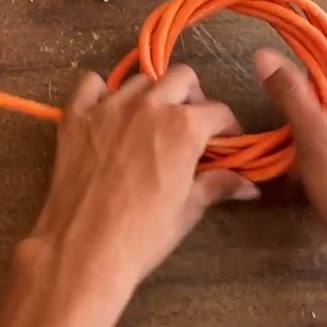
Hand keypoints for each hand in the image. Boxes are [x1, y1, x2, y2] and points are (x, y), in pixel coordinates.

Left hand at [25, 67, 259, 294]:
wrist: (84, 248)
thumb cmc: (143, 234)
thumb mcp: (188, 210)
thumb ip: (218, 185)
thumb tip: (250, 185)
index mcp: (183, 126)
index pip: (217, 111)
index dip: (227, 127)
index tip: (225, 143)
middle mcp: (148, 105)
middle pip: (181, 78)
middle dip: (192, 97)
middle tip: (189, 125)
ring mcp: (109, 106)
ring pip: (139, 81)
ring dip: (151, 96)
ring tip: (148, 123)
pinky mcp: (76, 114)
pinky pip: (91, 83)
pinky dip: (101, 92)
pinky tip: (106, 114)